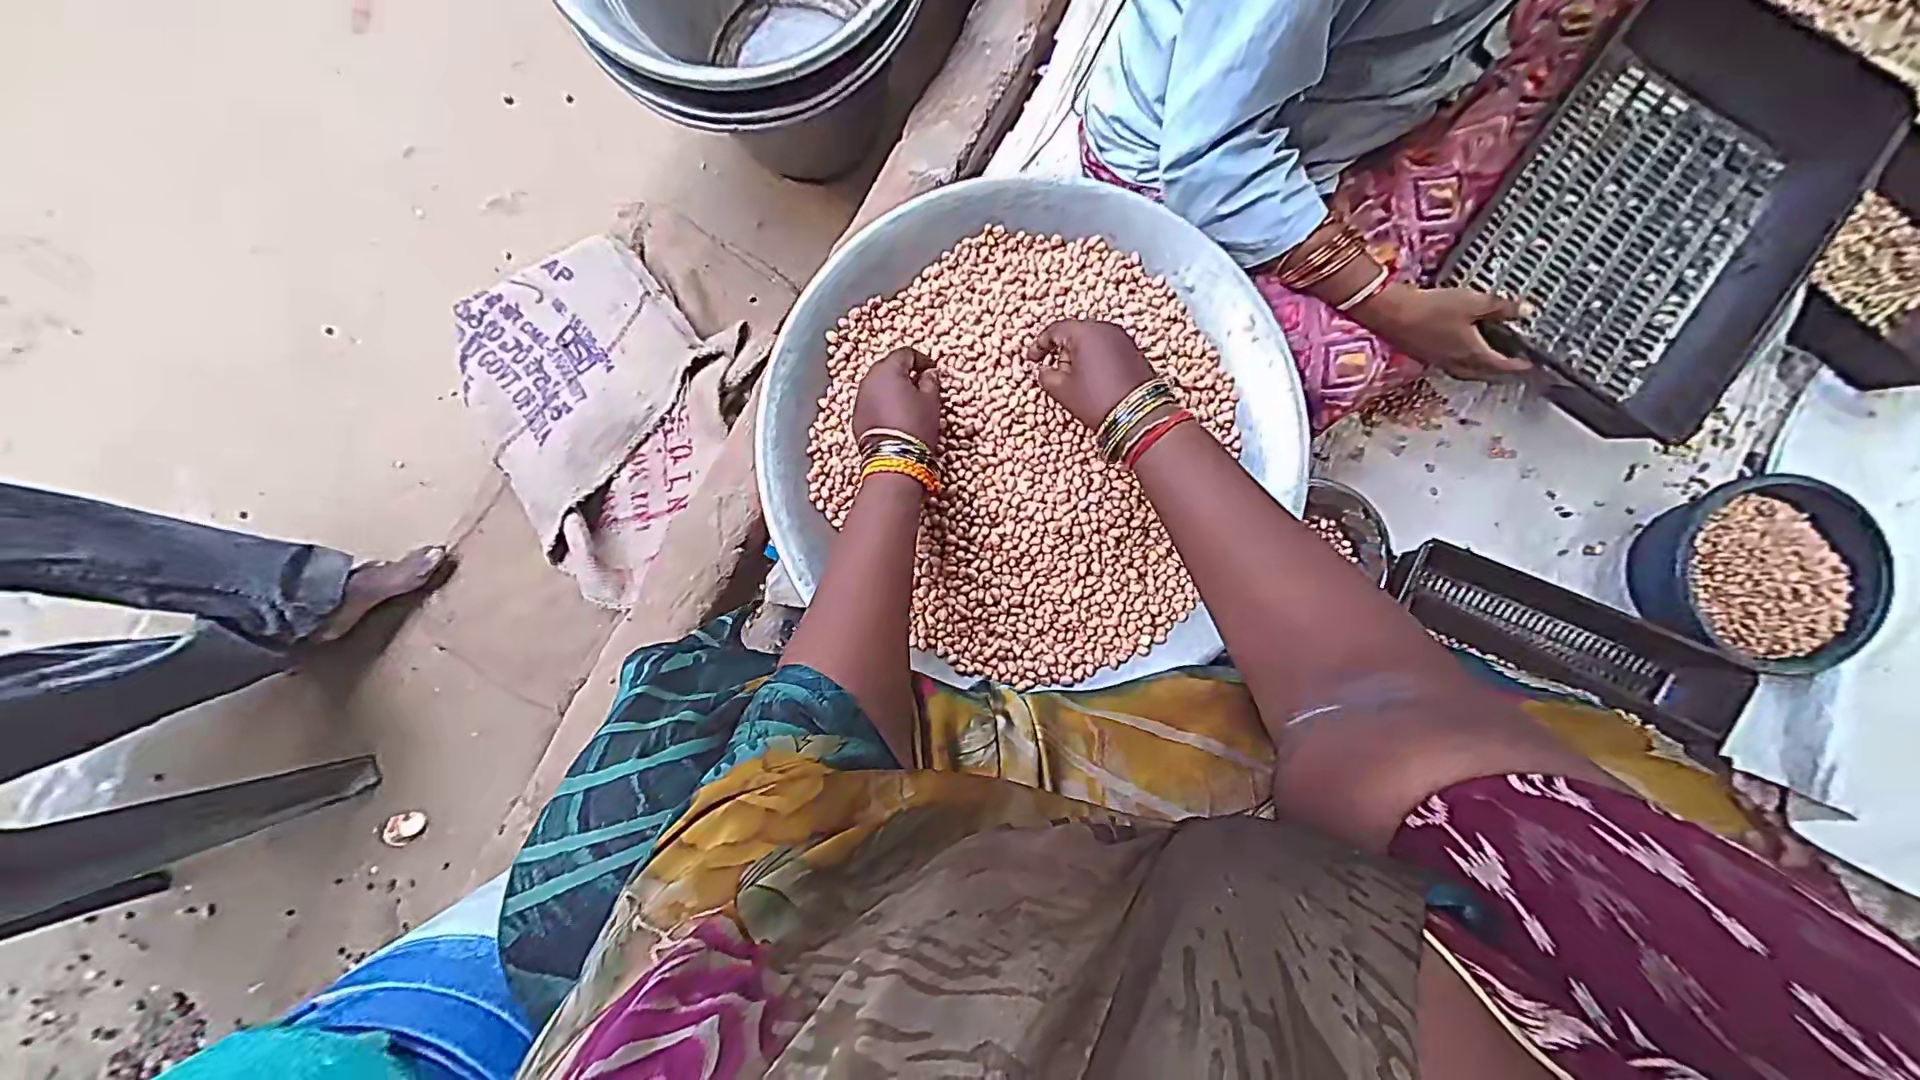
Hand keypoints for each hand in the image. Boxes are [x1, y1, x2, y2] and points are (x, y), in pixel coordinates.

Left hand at [852, 347, 941, 449]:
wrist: (893, 459)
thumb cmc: (915, 426)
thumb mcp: (931, 401)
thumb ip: (930, 381)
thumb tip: (929, 373)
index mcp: (888, 369)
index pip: (906, 353)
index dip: (922, 360)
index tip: (932, 370)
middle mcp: (869, 380)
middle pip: (888, 367)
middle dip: (904, 372)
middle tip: (920, 383)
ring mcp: (860, 398)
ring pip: (877, 385)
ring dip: (892, 388)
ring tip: (908, 401)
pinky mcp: (856, 417)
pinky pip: (871, 402)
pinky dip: (883, 403)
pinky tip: (895, 415)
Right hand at [1025, 320, 1157, 430]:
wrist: (1139, 416)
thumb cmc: (1097, 400)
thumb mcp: (1062, 390)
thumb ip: (1045, 375)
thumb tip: (1043, 369)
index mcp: (1084, 332)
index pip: (1054, 330)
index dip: (1039, 345)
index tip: (1031, 358)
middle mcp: (1105, 328)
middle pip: (1074, 334)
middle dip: (1061, 352)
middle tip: (1054, 373)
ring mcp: (1122, 338)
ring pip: (1091, 341)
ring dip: (1079, 357)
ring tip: (1075, 382)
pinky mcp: (1133, 351)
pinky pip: (1106, 349)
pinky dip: (1095, 361)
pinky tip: (1092, 381)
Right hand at [1351, 283, 1530, 379]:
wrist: (1390, 313)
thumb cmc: (1433, 308)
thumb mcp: (1474, 302)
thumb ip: (1502, 308)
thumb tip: (1527, 311)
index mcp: (1470, 353)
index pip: (1499, 364)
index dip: (1517, 365)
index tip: (1529, 365)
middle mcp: (1453, 361)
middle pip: (1479, 373)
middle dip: (1495, 372)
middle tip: (1508, 367)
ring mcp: (1434, 360)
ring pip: (1461, 371)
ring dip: (1475, 370)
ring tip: (1484, 362)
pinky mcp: (1421, 354)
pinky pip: (1446, 364)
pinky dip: (1458, 362)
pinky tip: (1457, 351)